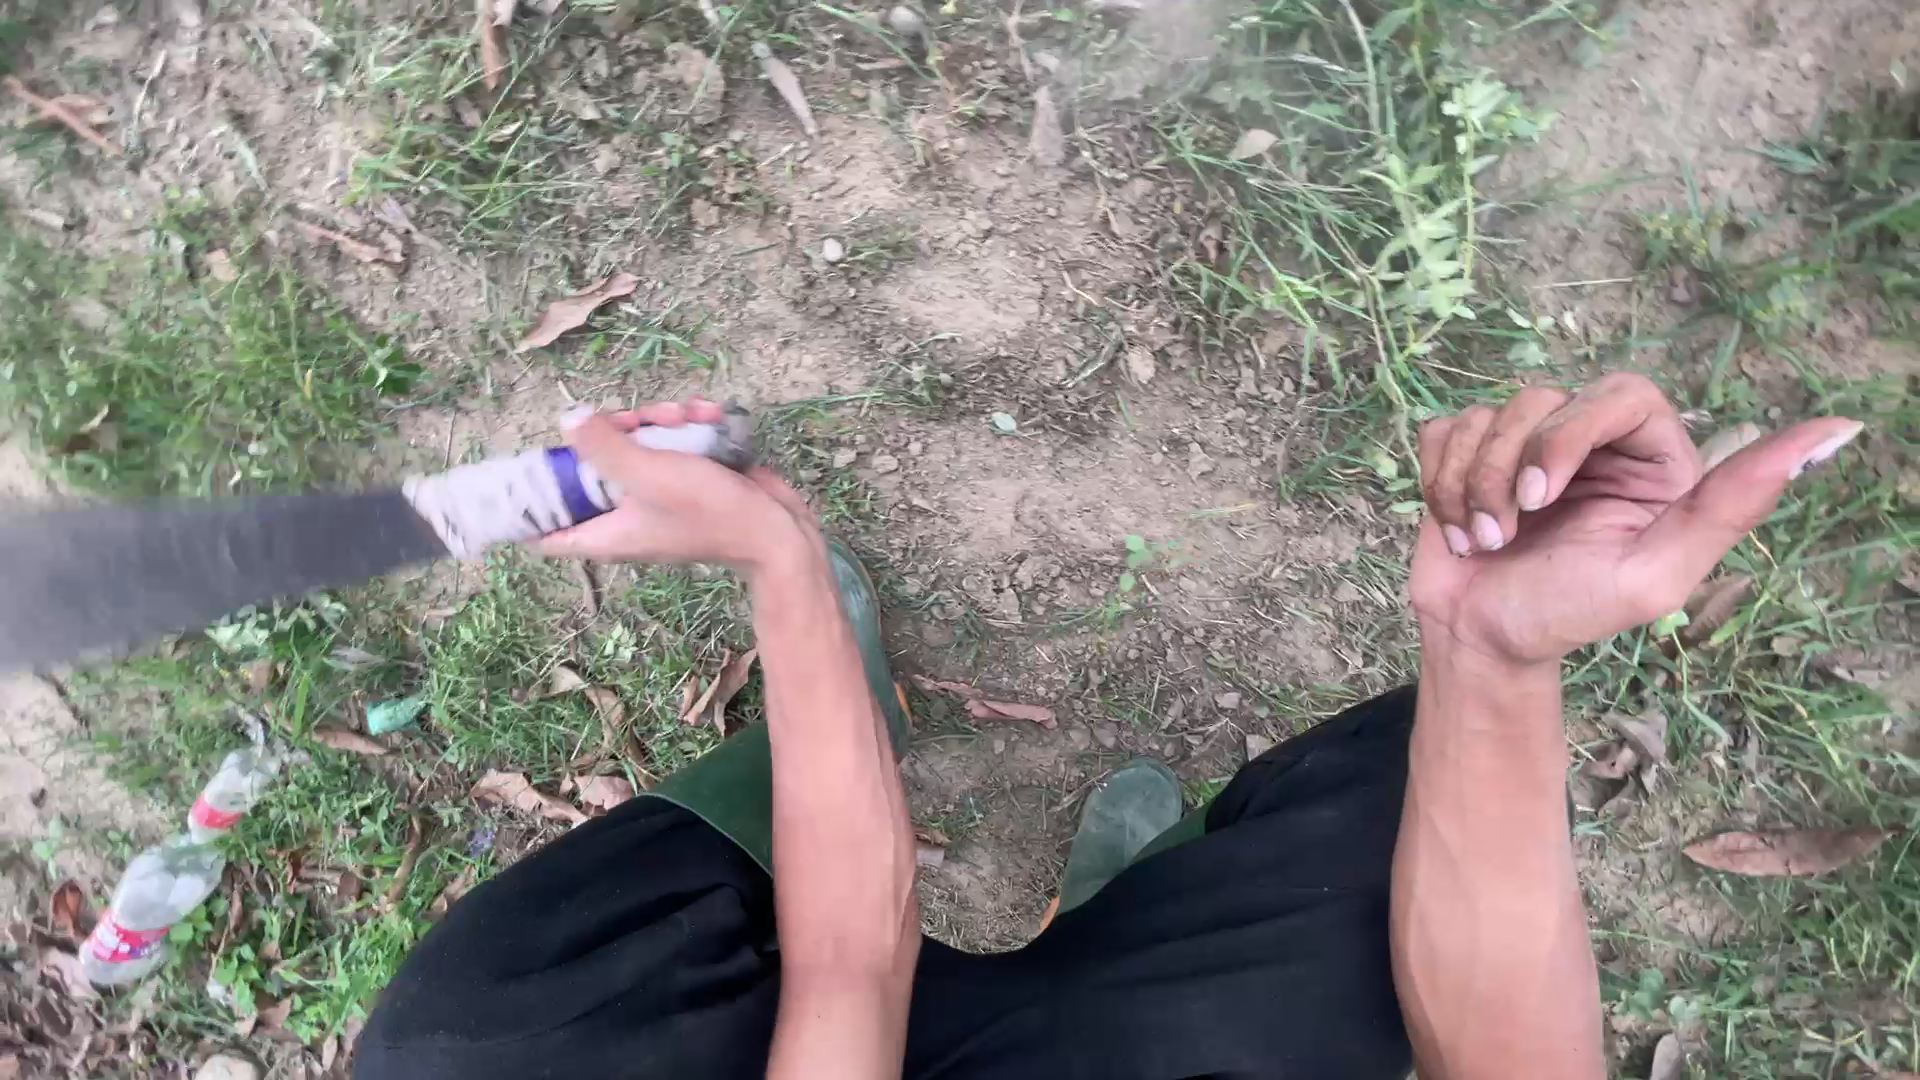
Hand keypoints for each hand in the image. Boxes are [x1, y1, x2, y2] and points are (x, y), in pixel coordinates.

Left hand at [536, 399, 822, 576]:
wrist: (778, 529)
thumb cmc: (711, 512)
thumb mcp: (649, 474)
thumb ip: (602, 446)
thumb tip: (567, 420)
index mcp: (606, 530)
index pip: (543, 532)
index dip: (529, 503)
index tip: (532, 464)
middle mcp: (627, 514)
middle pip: (593, 466)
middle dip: (614, 432)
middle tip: (637, 420)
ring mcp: (660, 495)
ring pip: (639, 446)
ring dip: (661, 420)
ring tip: (689, 413)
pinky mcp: (691, 478)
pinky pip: (675, 445)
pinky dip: (690, 426)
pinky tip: (710, 414)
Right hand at [1411, 373, 1862, 668]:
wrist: (1476, 636)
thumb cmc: (1563, 614)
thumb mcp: (1652, 574)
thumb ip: (1730, 506)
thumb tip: (1835, 430)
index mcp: (1647, 464)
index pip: (1618, 396)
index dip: (1566, 435)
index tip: (1537, 498)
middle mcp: (1583, 445)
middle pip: (1537, 400)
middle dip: (1502, 468)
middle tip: (1503, 533)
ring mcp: (1515, 450)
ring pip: (1481, 419)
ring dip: (1466, 486)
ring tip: (1480, 538)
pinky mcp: (1460, 459)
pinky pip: (1441, 434)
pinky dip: (1436, 480)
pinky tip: (1455, 524)